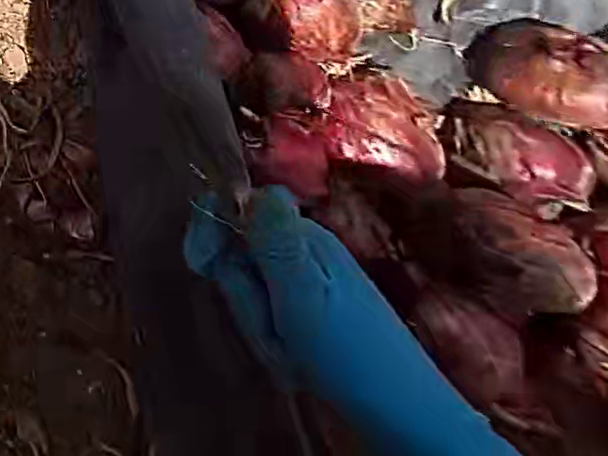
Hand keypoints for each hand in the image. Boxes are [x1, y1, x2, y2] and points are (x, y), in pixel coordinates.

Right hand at [184, 186, 518, 455]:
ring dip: (260, 325)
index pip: (236, 205)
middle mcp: (302, 251)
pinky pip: (267, 314)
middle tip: (274, 333)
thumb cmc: (353, 354)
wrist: (410, 424)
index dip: (210, 228)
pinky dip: (272, 339)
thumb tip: (256, 184)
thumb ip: (274, 239)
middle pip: (238, 250)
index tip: (197, 265)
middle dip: (244, 296)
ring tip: (289, 356)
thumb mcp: (304, 293)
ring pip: (250, 287)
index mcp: (301, 236)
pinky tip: (294, 363)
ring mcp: (306, 284)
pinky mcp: (308, 315)